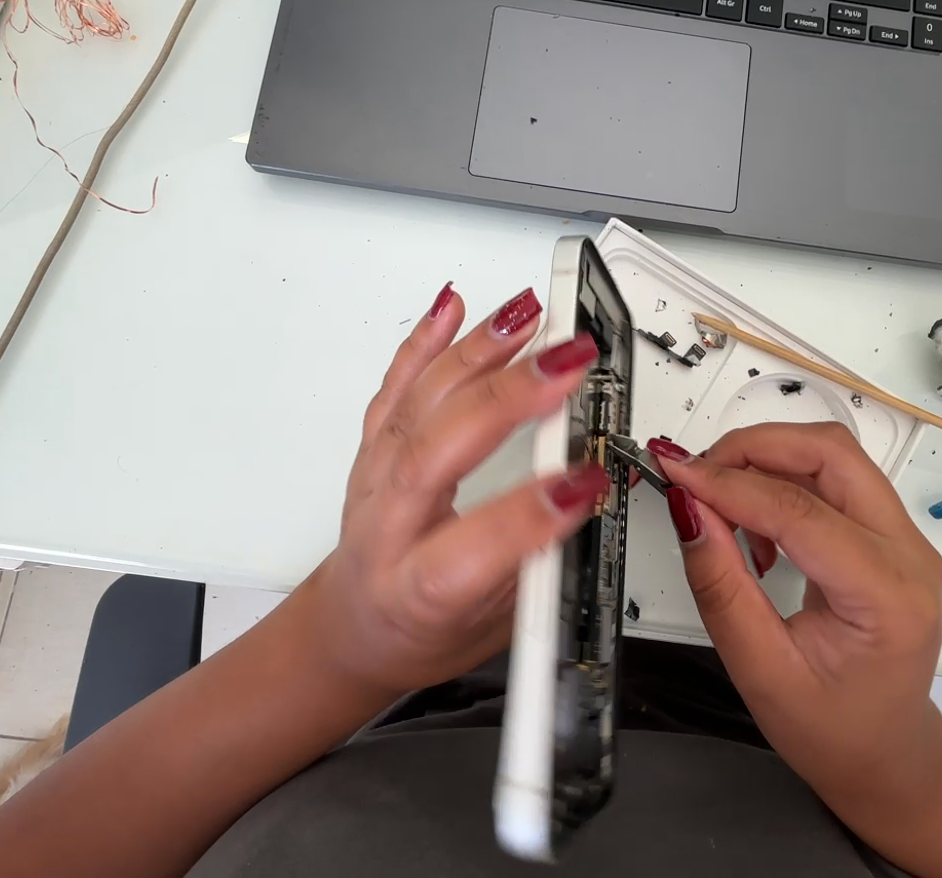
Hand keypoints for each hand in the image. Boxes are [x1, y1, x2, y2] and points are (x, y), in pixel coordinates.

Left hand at [298, 283, 608, 694]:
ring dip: (474, 353)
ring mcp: (372, 477)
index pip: (474, 546)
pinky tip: (452, 307)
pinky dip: (424, 341)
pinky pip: (394, 387)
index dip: (534, 511)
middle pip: (435, 451)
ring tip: (525, 318)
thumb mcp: (492, 630)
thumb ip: (535, 565)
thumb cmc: (418, 634)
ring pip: (416, 405)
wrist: (353, 625)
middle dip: (507, 399)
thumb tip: (581, 498)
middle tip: (567, 362)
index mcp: (417, 587)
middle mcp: (386, 524)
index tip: (588, 478)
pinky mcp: (372, 447)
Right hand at [646, 424, 941, 841]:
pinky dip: (782, 477)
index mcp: (886, 597)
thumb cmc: (834, 730)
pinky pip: (832, 476)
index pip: (799, 509)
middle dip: (754, 447)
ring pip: (832, 454)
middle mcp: (908, 554)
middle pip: (830, 452)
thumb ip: (721, 585)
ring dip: (767, 457)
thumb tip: (688, 510)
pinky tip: (753, 522)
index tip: (674, 472)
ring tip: (718, 495)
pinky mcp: (886, 533)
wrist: (888, 754)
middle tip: (696, 471)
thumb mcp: (760, 669)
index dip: (728, 483)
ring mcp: (903, 538)